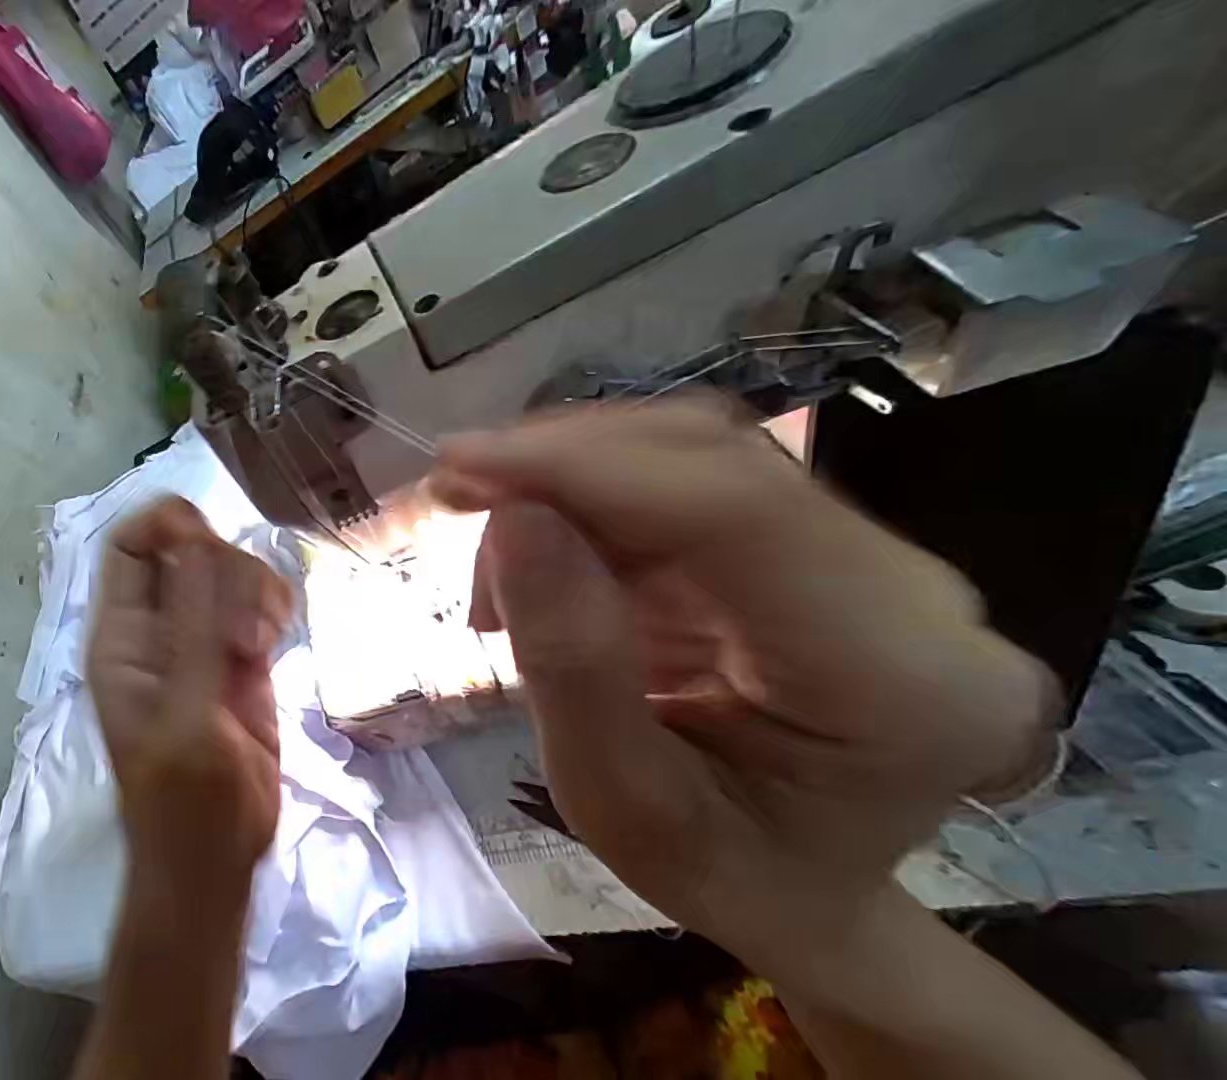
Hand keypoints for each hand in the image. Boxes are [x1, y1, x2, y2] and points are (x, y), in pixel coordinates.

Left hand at [87, 497, 292, 893]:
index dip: (163, 525)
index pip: (128, 546)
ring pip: (231, 574)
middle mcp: (160, 627)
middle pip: (191, 551)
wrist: (216, 855)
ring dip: (256, 591)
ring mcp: (202, 640)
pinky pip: (258, 605)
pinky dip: (273, 608)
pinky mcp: (240, 658)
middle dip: (227, 569)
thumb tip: (194, 540)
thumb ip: (193, 624)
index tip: (210, 536)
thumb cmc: (184, 796)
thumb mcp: (186, 709)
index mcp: (124, 634)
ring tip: (263, 642)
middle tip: (245, 627)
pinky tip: (275, 639)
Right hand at [427, 399, 1057, 966]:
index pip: (735, 514)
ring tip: (493, 553)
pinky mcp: (801, 543)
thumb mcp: (619, 803)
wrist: (800, 885)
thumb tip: (513, 517)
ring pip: (689, 457)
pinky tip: (539, 551)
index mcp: (899, 680)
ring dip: (568, 481)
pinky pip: (678, 484)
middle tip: (454, 490)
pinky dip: (585, 500)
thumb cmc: (717, 873)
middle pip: (713, 463)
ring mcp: (860, 556)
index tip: (458, 464)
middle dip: (563, 462)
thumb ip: (570, 663)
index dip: (584, 469)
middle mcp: (907, 592)